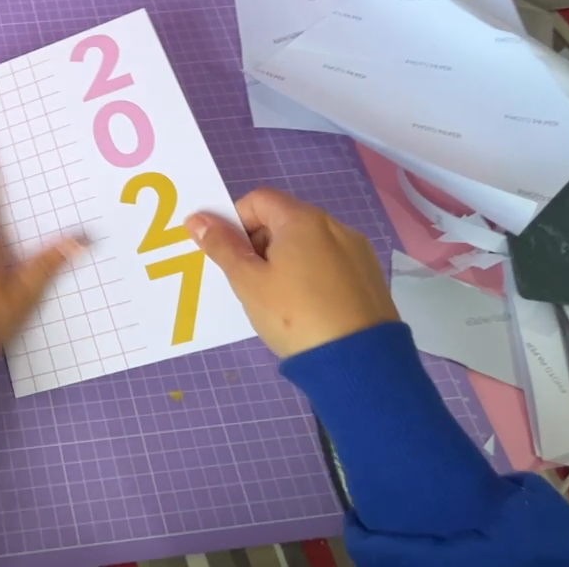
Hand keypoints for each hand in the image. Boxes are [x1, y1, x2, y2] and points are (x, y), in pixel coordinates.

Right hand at [187, 188, 397, 357]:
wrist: (360, 367)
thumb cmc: (294, 315)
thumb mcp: (247, 281)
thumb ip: (221, 245)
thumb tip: (197, 219)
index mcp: (303, 219)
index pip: (257, 200)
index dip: (237, 222)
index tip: (233, 256)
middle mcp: (335, 226)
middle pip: (283, 219)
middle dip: (260, 243)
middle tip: (252, 280)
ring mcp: (357, 252)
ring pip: (307, 243)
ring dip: (286, 259)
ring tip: (280, 298)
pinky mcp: (371, 278)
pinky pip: (330, 263)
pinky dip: (312, 275)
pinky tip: (308, 307)